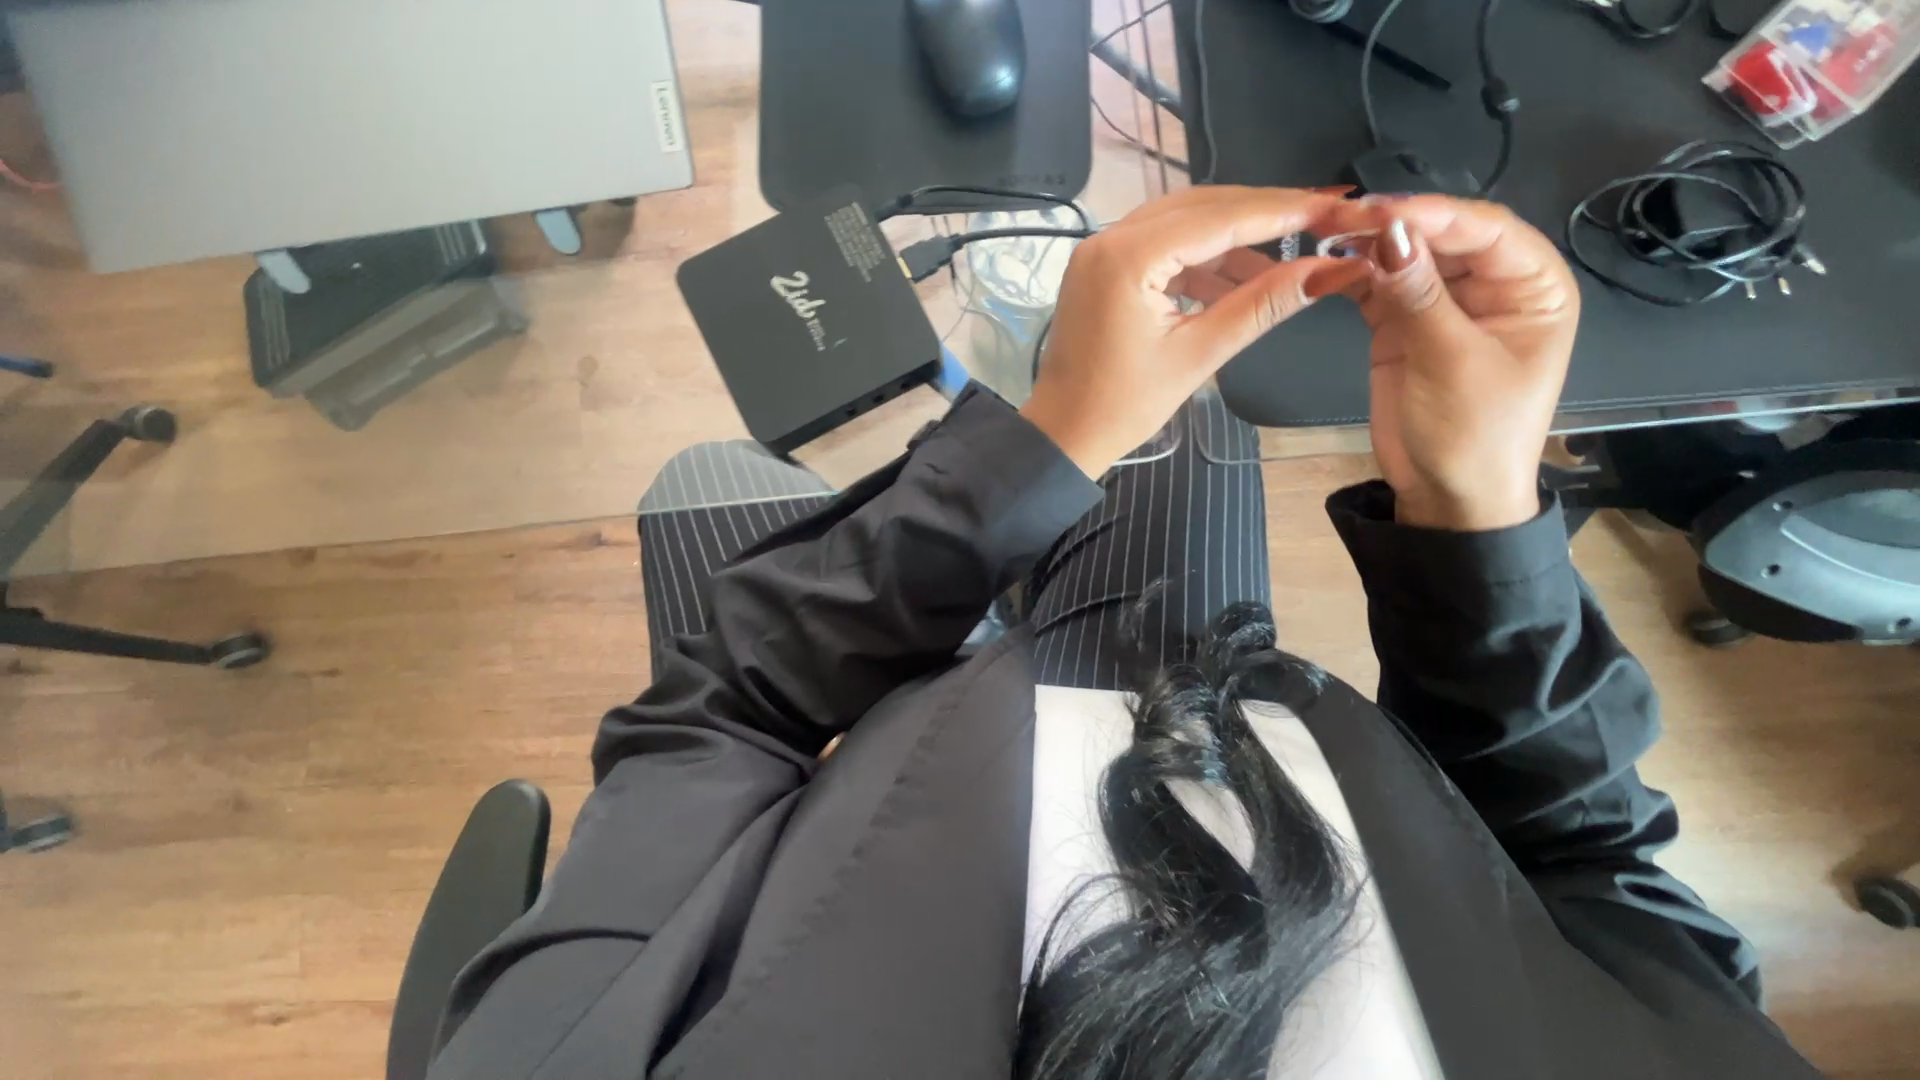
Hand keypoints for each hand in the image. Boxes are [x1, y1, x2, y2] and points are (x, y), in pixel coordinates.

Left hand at [1021, 186, 1364, 476]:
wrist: (1063, 434)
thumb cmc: (1125, 406)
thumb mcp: (1200, 354)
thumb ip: (1262, 304)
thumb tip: (1331, 270)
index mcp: (1128, 258)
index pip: (1220, 217)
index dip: (1284, 211)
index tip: (1337, 206)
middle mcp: (1109, 238)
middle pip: (1201, 206)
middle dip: (1263, 214)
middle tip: (1322, 220)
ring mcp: (1100, 250)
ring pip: (1182, 221)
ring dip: (1233, 236)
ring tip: (1286, 261)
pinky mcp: (1100, 267)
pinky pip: (1161, 245)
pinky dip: (1201, 257)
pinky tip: (1239, 277)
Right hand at [1322, 196, 1579, 530]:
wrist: (1446, 496)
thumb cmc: (1472, 432)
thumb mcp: (1452, 361)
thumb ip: (1419, 295)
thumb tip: (1389, 232)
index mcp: (1532, 287)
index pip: (1485, 231)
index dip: (1433, 215)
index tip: (1378, 210)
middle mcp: (1490, 287)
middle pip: (1440, 238)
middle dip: (1392, 226)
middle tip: (1338, 218)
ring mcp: (1442, 306)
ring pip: (1404, 259)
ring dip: (1365, 249)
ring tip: (1323, 239)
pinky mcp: (1402, 327)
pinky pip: (1377, 290)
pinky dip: (1351, 280)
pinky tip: (1325, 272)